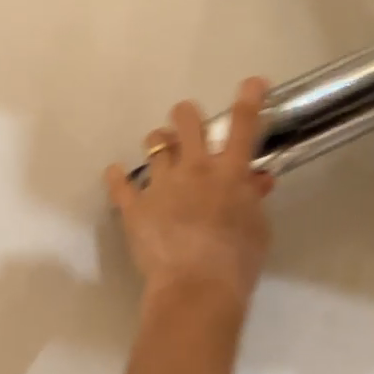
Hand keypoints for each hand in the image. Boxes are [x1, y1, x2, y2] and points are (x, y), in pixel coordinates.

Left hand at [104, 78, 276, 307]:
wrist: (196, 289)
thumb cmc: (236, 265)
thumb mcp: (258, 231)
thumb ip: (254, 201)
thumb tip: (256, 182)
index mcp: (230, 173)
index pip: (243, 125)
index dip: (249, 99)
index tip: (252, 84)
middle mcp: (194, 169)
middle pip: (187, 121)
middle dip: (188, 118)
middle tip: (189, 129)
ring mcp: (161, 185)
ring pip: (154, 144)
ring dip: (159, 145)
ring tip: (160, 157)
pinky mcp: (135, 208)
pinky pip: (119, 184)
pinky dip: (117, 178)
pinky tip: (116, 175)